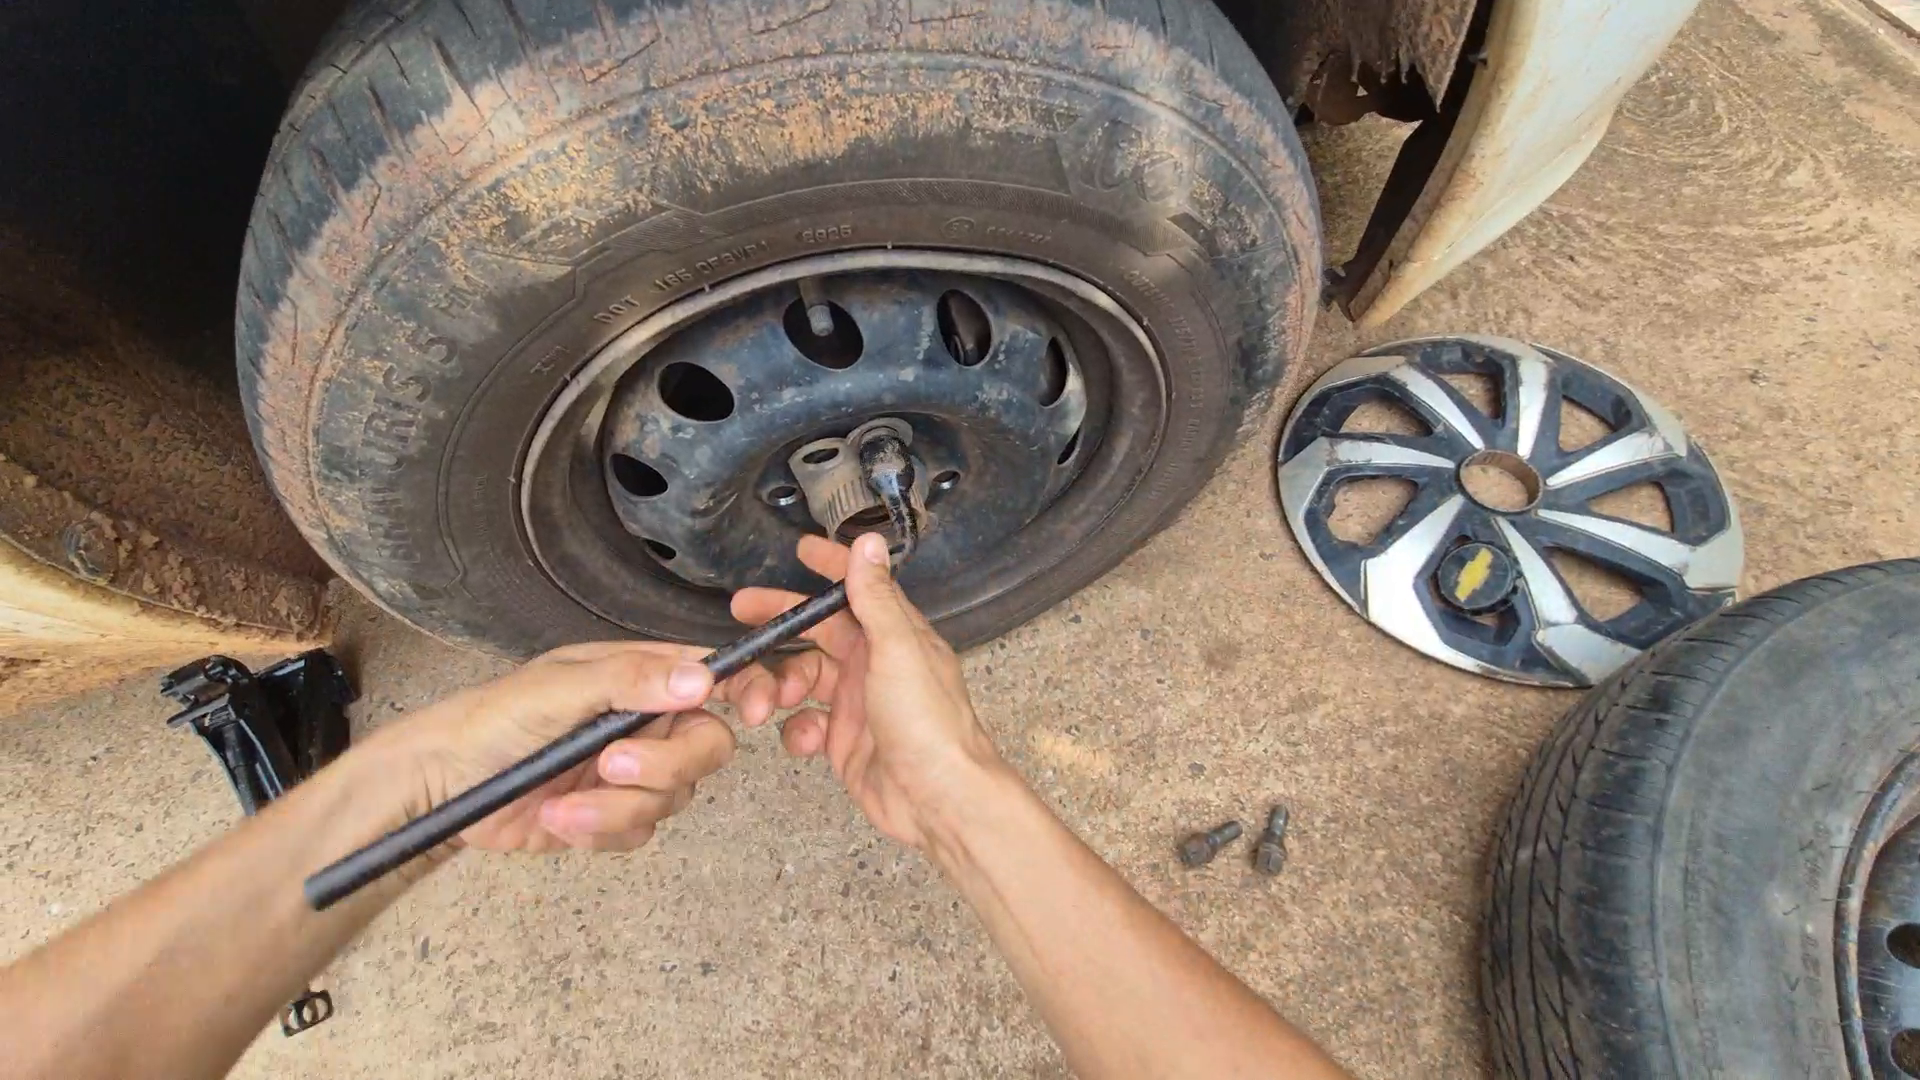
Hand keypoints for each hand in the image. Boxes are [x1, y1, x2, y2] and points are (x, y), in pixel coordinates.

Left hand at [374, 642, 785, 853]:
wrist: (438, 789)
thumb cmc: (496, 718)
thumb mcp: (561, 687)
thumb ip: (632, 680)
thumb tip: (705, 679)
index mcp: (647, 679)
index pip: (719, 675)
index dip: (751, 689)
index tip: (760, 712)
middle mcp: (653, 723)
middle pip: (709, 746)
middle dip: (667, 764)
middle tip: (615, 765)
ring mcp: (637, 772)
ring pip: (675, 796)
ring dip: (620, 806)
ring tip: (563, 805)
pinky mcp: (616, 817)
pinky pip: (643, 833)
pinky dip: (604, 832)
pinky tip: (560, 821)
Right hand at [730, 532, 1004, 847]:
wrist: (937, 799)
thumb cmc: (928, 722)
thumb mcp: (898, 650)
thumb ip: (877, 598)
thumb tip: (869, 543)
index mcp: (893, 634)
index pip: (859, 587)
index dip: (832, 565)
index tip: (802, 549)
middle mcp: (874, 662)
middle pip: (818, 630)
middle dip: (781, 620)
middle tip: (741, 610)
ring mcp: (856, 702)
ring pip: (802, 677)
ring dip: (778, 685)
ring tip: (767, 703)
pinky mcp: (842, 740)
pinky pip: (804, 723)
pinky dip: (796, 730)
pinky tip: (805, 740)